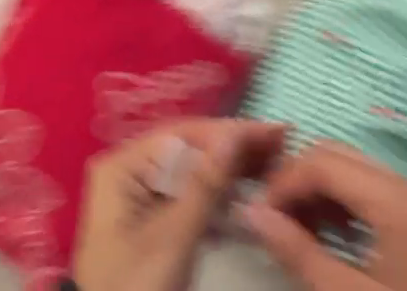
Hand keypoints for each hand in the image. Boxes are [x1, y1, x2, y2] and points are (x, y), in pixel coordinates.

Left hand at [72, 119, 288, 290]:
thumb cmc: (135, 287)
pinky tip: (248, 202)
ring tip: (275, 167)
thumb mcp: (173, 238)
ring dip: (230, 173)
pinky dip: (217, 201)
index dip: (229, 131)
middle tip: (284, 145)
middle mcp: (128, 172)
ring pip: (191, 175)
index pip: (182, 134)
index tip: (276, 131)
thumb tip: (234, 134)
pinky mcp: (151, 225)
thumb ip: (205, 184)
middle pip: (187, 150)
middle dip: (233, 149)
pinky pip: (189, 201)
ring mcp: (138, 198)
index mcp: (122, 166)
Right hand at [237, 143, 406, 290]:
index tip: (256, 216)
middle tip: (271, 220)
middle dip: (296, 181)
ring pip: (350, 171)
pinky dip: (339, 204)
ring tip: (294, 231)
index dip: (281, 183)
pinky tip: (326, 237)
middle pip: (335, 157)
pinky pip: (368, 192)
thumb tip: (248, 211)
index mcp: (396, 201)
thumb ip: (297, 252)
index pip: (321, 162)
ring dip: (315, 192)